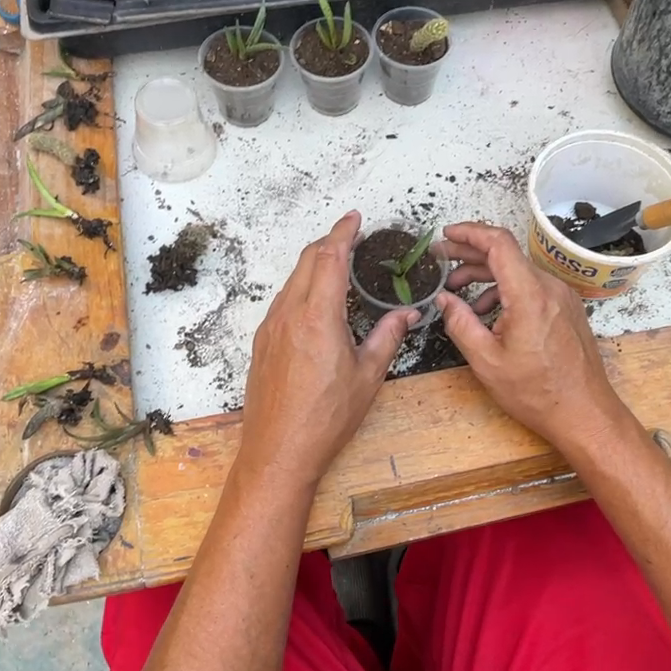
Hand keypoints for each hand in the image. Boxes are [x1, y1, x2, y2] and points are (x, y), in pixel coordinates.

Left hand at [239, 212, 416, 490]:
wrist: (278, 451)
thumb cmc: (325, 419)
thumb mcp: (367, 376)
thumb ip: (388, 337)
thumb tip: (407, 315)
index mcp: (317, 318)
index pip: (329, 259)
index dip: (342, 233)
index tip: (354, 219)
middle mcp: (288, 315)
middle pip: (306, 261)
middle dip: (329, 242)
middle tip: (351, 237)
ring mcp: (270, 328)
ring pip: (292, 280)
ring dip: (314, 264)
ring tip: (337, 265)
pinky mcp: (262, 343)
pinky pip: (283, 301)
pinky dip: (301, 287)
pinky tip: (316, 300)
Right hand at [435, 222, 634, 452]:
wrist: (585, 414)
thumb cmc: (538, 393)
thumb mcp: (487, 361)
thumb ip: (460, 324)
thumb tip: (444, 300)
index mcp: (530, 295)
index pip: (499, 243)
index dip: (469, 232)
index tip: (446, 235)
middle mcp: (549, 288)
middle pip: (506, 254)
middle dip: (470, 252)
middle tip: (442, 258)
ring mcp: (561, 297)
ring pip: (518, 271)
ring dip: (485, 274)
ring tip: (456, 290)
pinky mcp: (566, 309)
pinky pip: (531, 287)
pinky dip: (504, 290)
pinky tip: (486, 311)